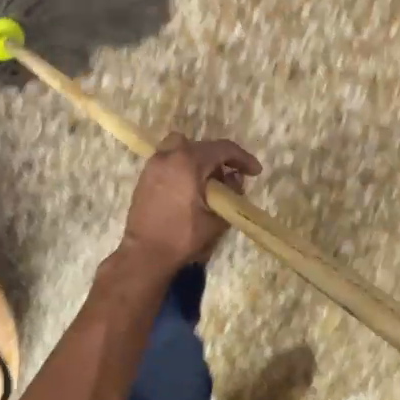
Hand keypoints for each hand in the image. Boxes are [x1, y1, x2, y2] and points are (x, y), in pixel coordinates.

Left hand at [119, 134, 261, 272]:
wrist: (145, 253)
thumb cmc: (183, 237)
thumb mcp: (217, 218)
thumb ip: (231, 193)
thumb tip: (234, 179)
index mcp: (188, 162)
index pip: (222, 149)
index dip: (243, 158)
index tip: (255, 171)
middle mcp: (168, 156)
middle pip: (201, 146)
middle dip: (219, 159)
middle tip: (229, 179)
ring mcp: (153, 165)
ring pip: (180, 148)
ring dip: (197, 159)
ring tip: (206, 181)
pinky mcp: (144, 177)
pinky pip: (167, 160)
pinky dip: (181, 166)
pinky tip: (188, 187)